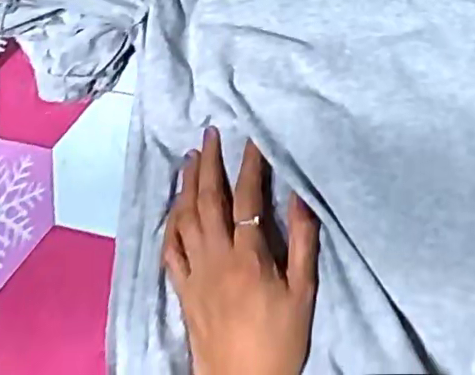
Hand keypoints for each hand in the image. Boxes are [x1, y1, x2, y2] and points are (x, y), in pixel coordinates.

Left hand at [165, 128, 319, 374]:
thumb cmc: (278, 339)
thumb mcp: (302, 292)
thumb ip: (302, 242)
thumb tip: (300, 197)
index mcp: (247, 256)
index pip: (246, 197)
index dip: (249, 164)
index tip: (251, 138)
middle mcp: (216, 257)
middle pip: (208, 200)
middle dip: (208, 163)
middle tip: (209, 135)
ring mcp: (195, 274)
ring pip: (185, 219)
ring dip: (186, 185)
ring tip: (190, 158)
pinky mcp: (183, 291)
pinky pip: (171, 250)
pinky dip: (171, 223)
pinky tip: (175, 208)